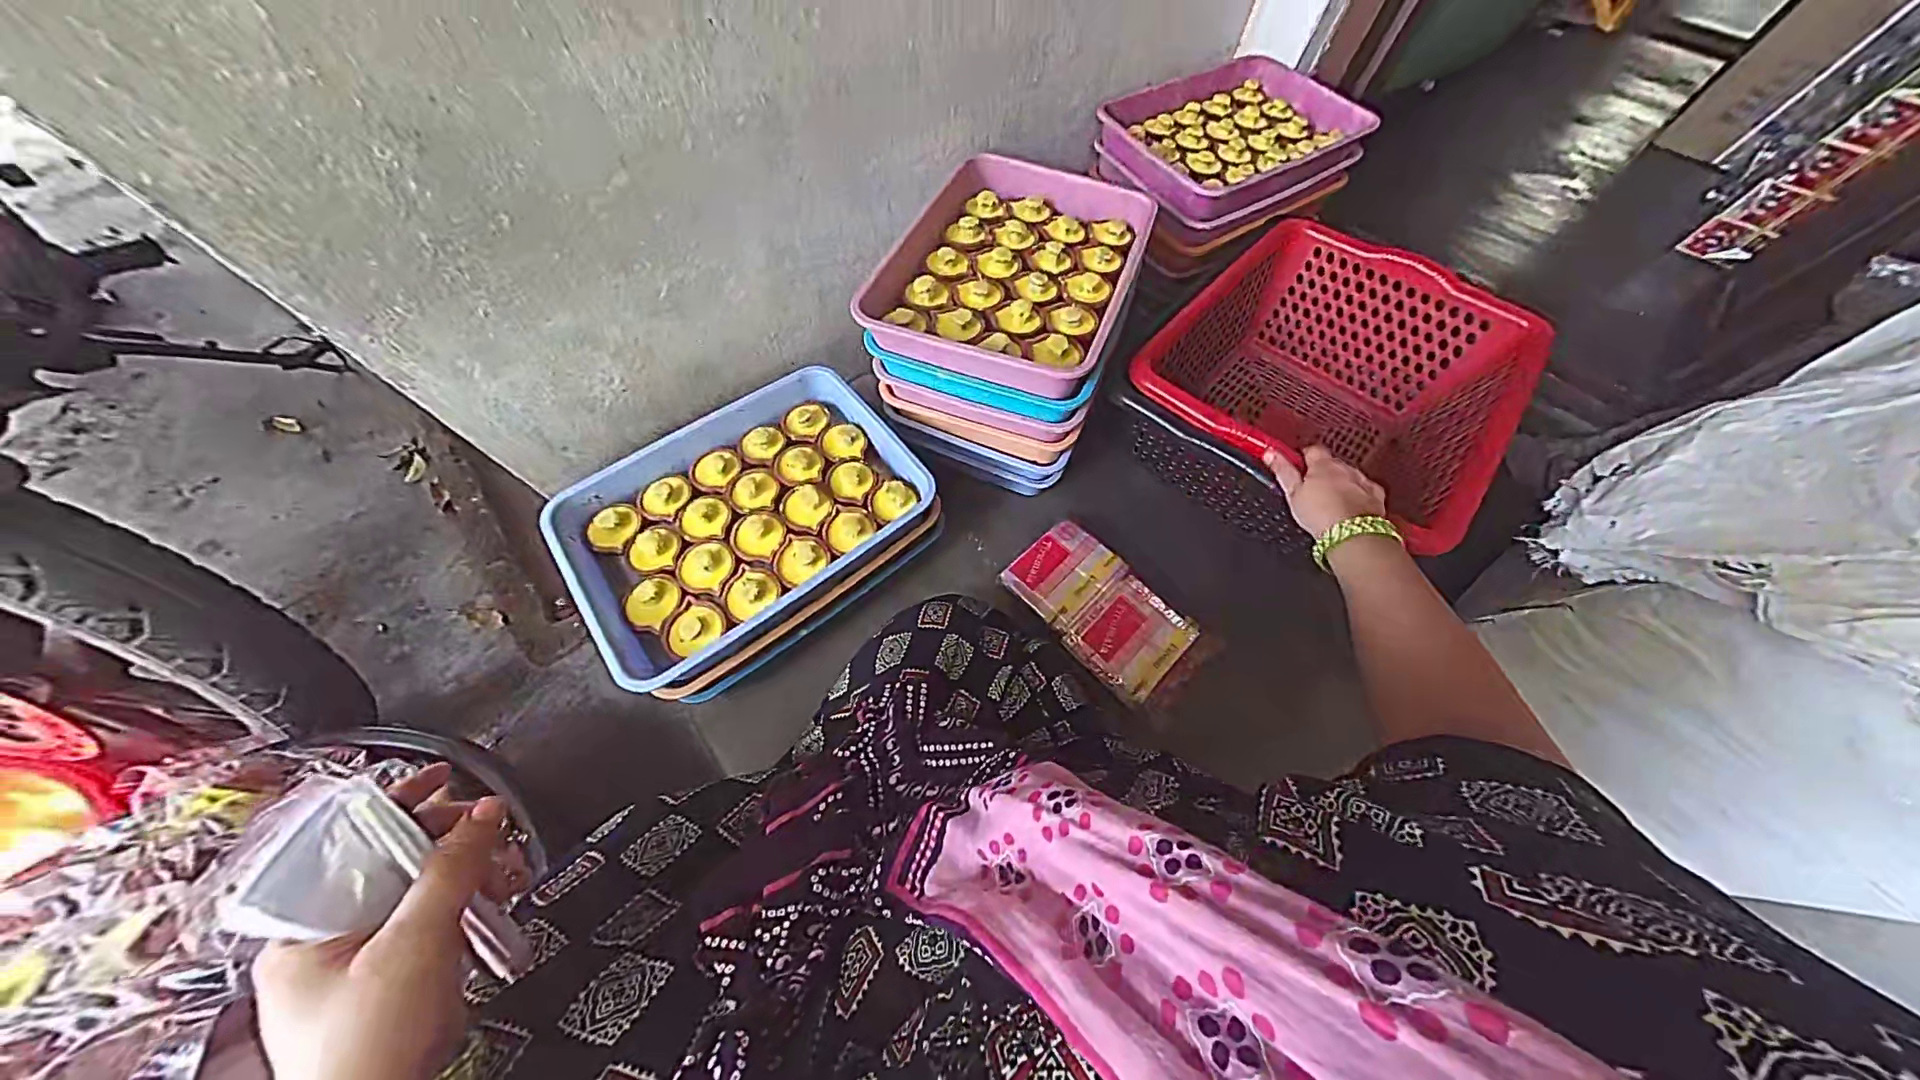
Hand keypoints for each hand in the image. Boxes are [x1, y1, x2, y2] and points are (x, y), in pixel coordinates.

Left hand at [252, 765, 515, 1079]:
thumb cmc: (367, 1050)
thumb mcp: (413, 945)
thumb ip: (451, 870)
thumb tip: (485, 812)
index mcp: (304, 928)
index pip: (351, 842)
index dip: (400, 804)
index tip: (441, 776)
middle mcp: (329, 934)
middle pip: (395, 858)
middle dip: (453, 839)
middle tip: (492, 829)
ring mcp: (366, 950)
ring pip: (423, 883)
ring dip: (472, 868)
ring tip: (503, 872)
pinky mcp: (401, 964)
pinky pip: (438, 910)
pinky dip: (472, 896)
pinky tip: (495, 898)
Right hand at [1264, 445, 1387, 538]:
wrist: (1352, 534)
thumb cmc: (1322, 514)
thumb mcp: (1292, 493)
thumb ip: (1282, 470)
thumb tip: (1271, 454)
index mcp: (1323, 464)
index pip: (1311, 450)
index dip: (1300, 457)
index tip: (1292, 465)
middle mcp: (1346, 469)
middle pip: (1330, 463)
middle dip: (1320, 472)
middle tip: (1306, 490)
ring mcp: (1362, 481)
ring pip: (1347, 477)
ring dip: (1338, 485)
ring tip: (1326, 504)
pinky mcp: (1376, 496)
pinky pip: (1364, 490)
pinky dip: (1356, 496)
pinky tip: (1346, 508)